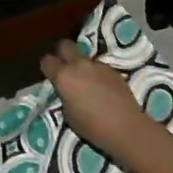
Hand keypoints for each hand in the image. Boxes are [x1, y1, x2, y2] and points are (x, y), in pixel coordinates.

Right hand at [39, 41, 154, 155]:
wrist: (125, 127)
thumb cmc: (92, 126)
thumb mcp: (68, 114)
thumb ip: (64, 95)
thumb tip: (67, 89)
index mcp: (63, 76)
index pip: (47, 61)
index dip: (47, 68)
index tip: (51, 76)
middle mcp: (79, 65)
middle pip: (65, 45)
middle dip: (62, 53)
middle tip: (65, 69)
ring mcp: (98, 65)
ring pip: (84, 57)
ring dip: (81, 66)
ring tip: (87, 83)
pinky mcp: (113, 69)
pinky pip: (98, 67)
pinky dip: (96, 74)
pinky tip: (102, 89)